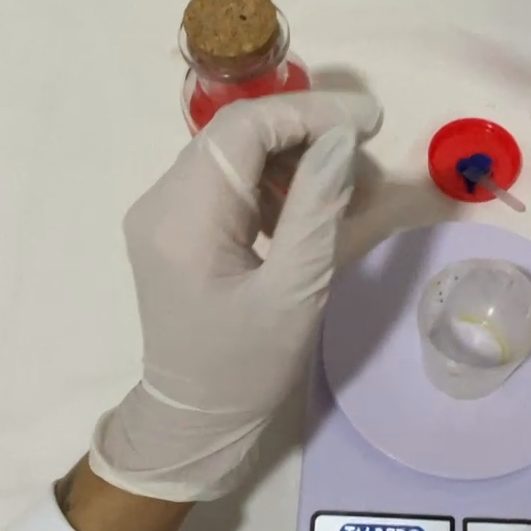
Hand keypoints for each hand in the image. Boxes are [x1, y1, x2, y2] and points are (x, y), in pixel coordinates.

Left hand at [90, 92, 382, 500]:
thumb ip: (317, 209)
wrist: (194, 418)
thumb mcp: (295, 293)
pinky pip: (227, 182)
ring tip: (348, 191)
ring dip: (295, 159)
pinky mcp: (175, 225)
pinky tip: (309, 207)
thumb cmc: (246, 367)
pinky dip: (274, 184)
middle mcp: (160, 202)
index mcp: (183, 220)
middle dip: (308, 133)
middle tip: (366, 159)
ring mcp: (162, 212)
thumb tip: (341, 139)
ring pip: (235, 154)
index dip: (310, 112)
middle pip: (237, 135)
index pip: (243, 129)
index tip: (370, 122)